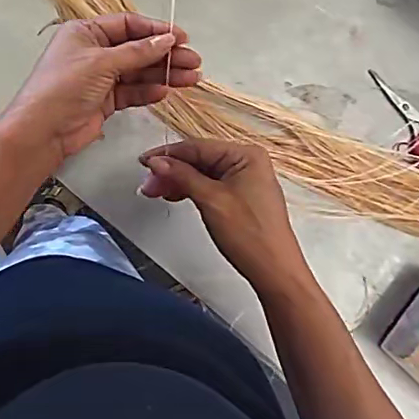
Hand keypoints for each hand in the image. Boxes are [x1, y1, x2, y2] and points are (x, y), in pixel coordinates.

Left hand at [0, 13, 202, 159]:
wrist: (43, 131)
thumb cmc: (61, 89)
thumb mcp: (101, 63)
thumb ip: (137, 52)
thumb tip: (165, 40)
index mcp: (84, 33)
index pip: (126, 25)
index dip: (155, 30)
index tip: (181, 37)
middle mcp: (91, 52)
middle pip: (136, 48)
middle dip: (164, 54)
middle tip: (192, 60)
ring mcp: (98, 77)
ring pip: (137, 71)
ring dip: (163, 73)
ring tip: (190, 77)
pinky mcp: (103, 100)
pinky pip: (132, 91)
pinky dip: (148, 91)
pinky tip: (165, 90)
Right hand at [138, 139, 315, 294]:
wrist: (274, 272)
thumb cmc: (252, 236)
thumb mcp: (210, 199)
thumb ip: (181, 175)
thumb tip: (158, 161)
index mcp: (246, 156)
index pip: (197, 147)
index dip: (167, 155)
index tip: (145, 161)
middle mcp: (248, 163)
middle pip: (197, 159)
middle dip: (170, 171)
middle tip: (149, 183)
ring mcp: (245, 180)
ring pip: (200, 172)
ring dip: (176, 181)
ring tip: (156, 191)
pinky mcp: (240, 196)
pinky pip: (208, 184)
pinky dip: (189, 190)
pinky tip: (174, 195)